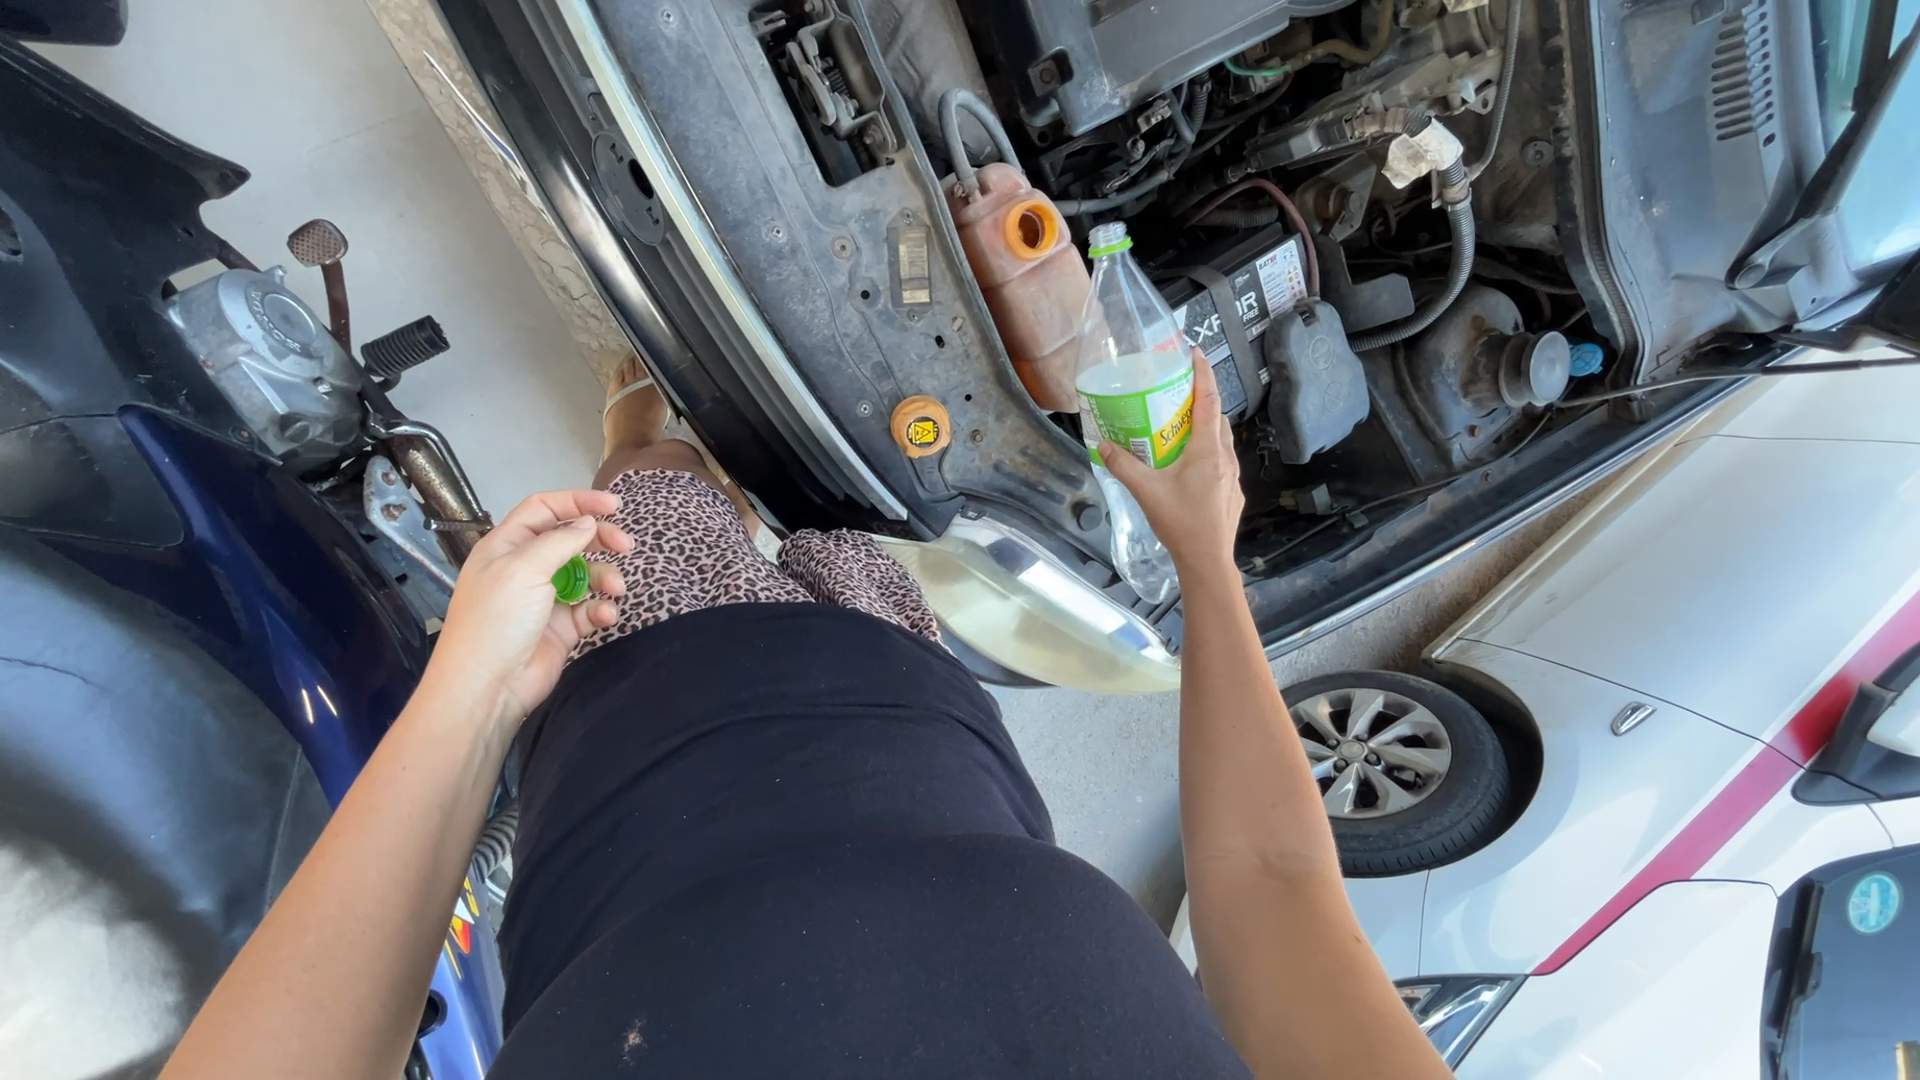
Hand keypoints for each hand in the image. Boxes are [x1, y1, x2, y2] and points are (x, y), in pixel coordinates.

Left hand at [425, 489, 633, 731]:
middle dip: (601, 540)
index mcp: (507, 546)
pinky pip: (590, 608)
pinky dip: (601, 609)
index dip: (578, 502)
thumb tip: (590, 522)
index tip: (614, 507)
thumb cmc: (497, 619)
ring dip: (606, 578)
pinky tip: (604, 617)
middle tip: (626, 546)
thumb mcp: (525, 569)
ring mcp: (546, 598)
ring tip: (617, 590)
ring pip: (587, 574)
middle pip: (572, 539)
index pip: (544, 510)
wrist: (488, 686)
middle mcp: (526, 568)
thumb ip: (561, 541)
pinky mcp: (562, 626)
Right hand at [1100, 349, 1243, 578]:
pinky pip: (1221, 461)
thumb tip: (1103, 446)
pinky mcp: (1232, 492)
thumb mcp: (1146, 492)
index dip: (1202, 374)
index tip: (1193, 353)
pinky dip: (1207, 451)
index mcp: (1206, 450)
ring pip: (1221, 440)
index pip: (1208, 401)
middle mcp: (1224, 457)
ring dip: (1205, 427)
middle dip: (1201, 399)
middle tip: (1178, 392)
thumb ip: (1123, 466)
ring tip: (1181, 426)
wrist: (1207, 559)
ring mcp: (1232, 476)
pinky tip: (1189, 465)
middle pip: (1217, 417)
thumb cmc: (1180, 523)